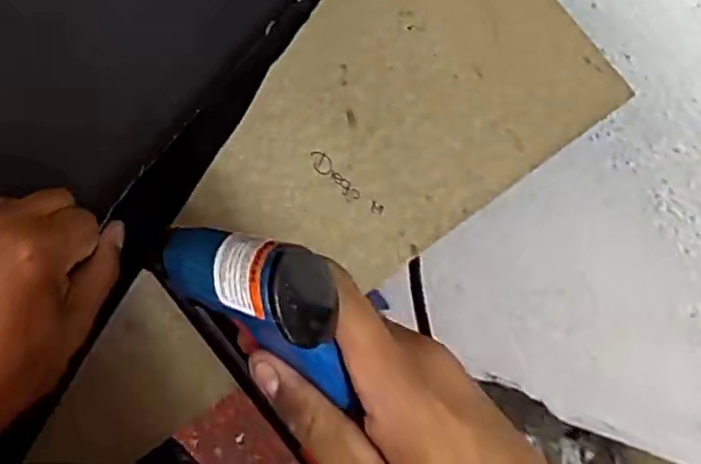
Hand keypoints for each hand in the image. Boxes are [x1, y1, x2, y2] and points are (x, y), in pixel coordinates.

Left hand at [0, 188, 124, 442]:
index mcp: (38, 248)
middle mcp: (6, 221)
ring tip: (20, 268)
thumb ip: (103, 270)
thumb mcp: (75, 326)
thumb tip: (116, 228)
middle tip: (47, 271)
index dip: (84, 251)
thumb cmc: (21, 361)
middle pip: (58, 199)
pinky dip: (5, 227)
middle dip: (62, 230)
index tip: (68, 279)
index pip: (86, 220)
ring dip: (34, 226)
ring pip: (29, 200)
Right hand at [247, 265, 541, 463]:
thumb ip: (316, 423)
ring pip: (366, 343)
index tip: (243, 295)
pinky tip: (369, 423)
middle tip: (271, 372)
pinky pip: (395, 361)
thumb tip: (262, 361)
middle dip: (302, 340)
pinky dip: (366, 376)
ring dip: (334, 363)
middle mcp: (422, 353)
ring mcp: (445, 367)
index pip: (331, 285)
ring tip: (328, 416)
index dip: (281, 277)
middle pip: (341, 320)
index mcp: (400, 375)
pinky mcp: (458, 383)